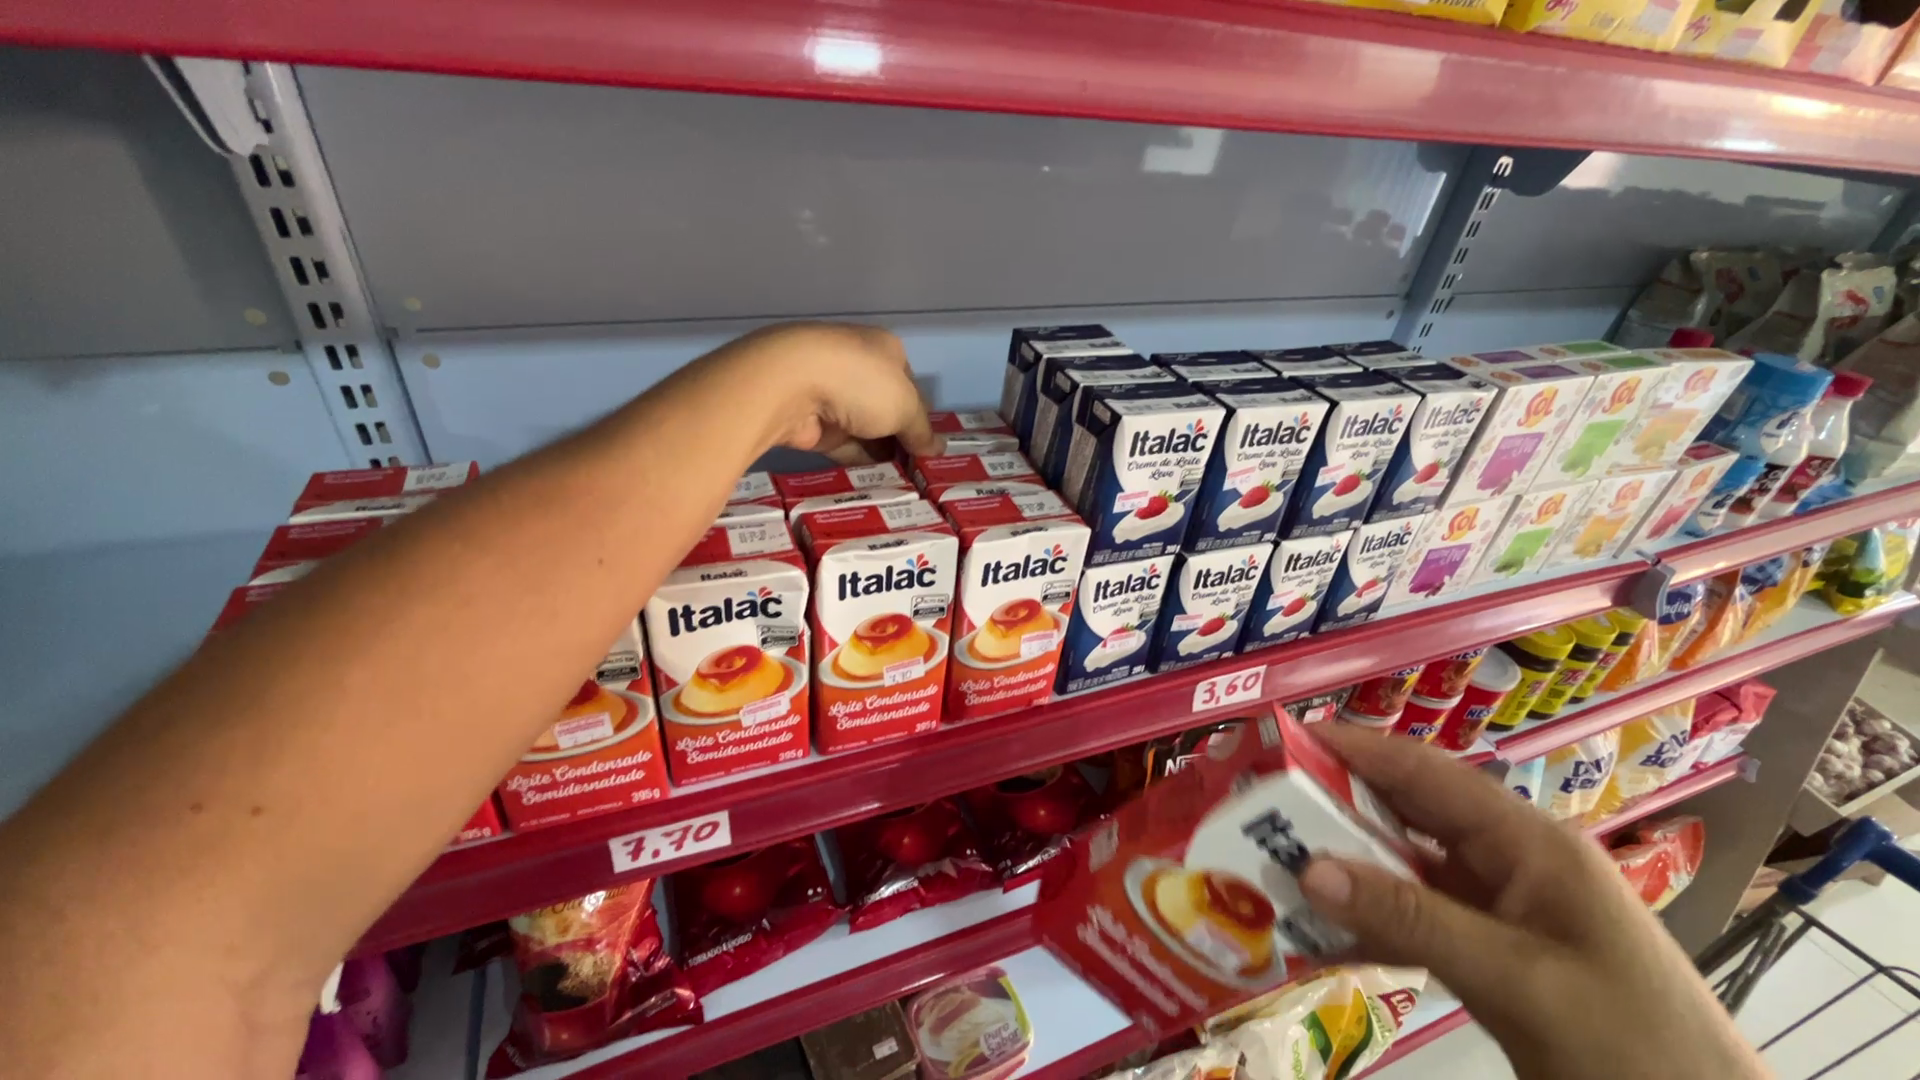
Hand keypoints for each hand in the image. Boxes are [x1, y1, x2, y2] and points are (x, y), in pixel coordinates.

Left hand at [701, 321, 943, 461]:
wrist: (789, 386)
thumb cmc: (860, 383)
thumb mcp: (905, 407)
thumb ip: (922, 431)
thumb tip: (937, 451)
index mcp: (883, 350)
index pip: (910, 385)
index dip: (921, 416)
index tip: (929, 446)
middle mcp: (857, 368)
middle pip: (886, 409)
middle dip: (901, 437)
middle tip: (918, 470)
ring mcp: (831, 395)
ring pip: (864, 430)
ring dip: (881, 453)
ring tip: (904, 484)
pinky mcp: (812, 423)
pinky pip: (842, 447)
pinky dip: (858, 462)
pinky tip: (877, 484)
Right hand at [1297, 725, 1766, 1079]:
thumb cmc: (1629, 1044)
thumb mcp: (1519, 980)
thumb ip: (1411, 920)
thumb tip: (1308, 868)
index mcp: (1528, 842)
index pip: (1425, 773)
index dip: (1355, 748)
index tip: (1284, 739)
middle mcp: (1510, 861)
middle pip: (1408, 815)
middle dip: (1336, 808)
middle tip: (1260, 808)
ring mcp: (1501, 909)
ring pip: (1406, 870)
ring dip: (1347, 870)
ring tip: (1274, 868)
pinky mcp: (1493, 954)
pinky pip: (1416, 922)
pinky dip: (1370, 924)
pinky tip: (1322, 937)